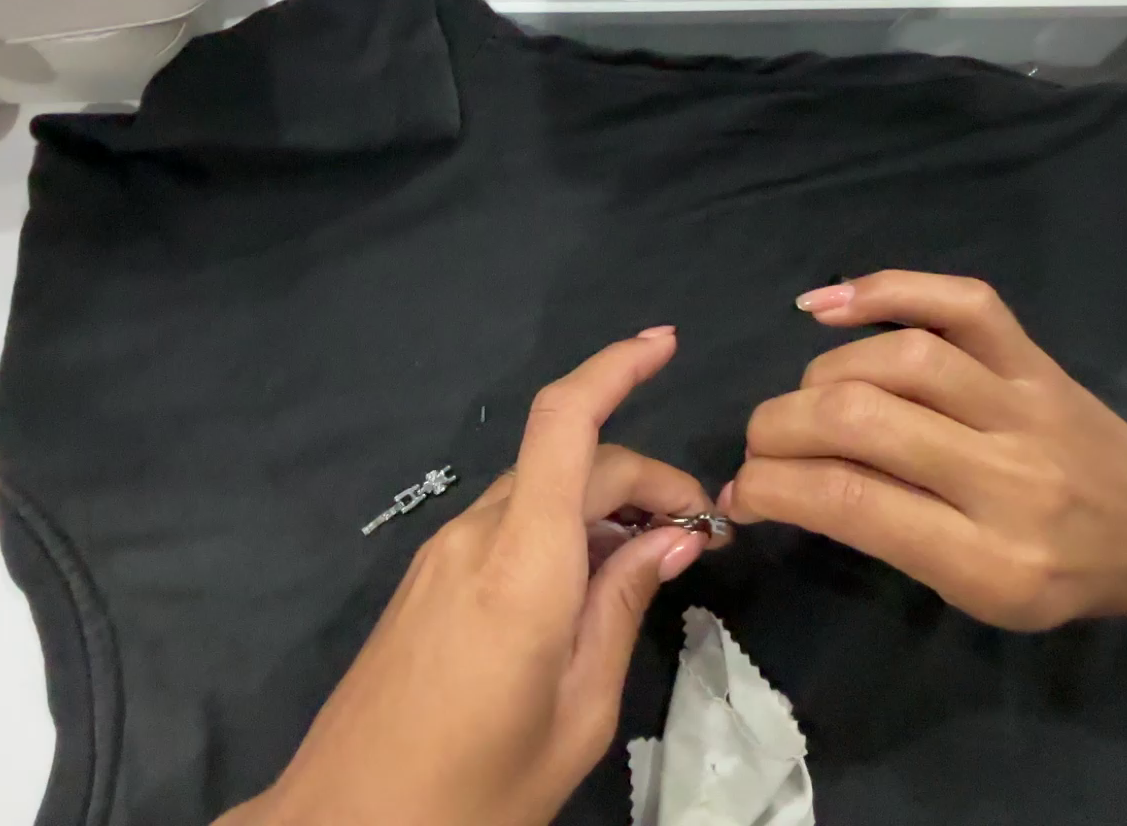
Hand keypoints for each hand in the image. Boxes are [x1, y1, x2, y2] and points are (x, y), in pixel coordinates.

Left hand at [221, 328, 720, 825]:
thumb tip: (674, 538)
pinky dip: (563, 522)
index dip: (615, 368)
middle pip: (573, 459)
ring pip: (542, 484)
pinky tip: (590, 574)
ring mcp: (445, 547)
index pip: (566, 423)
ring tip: (650, 556)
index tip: (666, 345)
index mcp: (524, 563)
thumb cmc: (474, 791)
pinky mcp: (431, 568)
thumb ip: (623, 607)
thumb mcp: (579, 711)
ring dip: (604, 499)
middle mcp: (479, 532)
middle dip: (645, 478)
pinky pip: (511, 517)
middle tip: (695, 536)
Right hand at [723, 271, 1126, 632]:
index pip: (848, 502)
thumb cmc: (1057, 580)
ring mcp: (1026, 403)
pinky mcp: (1035, 356)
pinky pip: (960, 301)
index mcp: (991, 562)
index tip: (738, 492)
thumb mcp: (969, 597)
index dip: (769, 487)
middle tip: (759, 445)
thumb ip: (877, 535)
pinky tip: (827, 306)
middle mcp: (1011, 477)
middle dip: (779, 426)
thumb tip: (772, 486)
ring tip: (807, 401)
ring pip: (901, 359)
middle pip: (862, 420)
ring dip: (823, 375)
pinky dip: (884, 289)